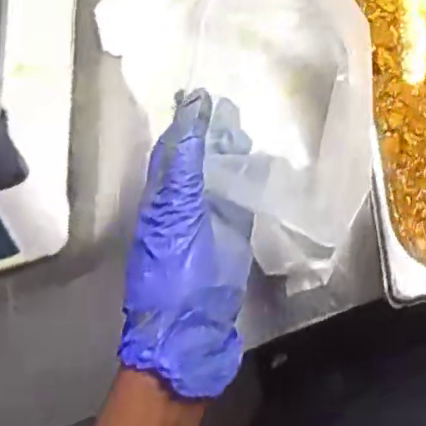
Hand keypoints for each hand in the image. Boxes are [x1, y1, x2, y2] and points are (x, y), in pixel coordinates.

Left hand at [120, 90, 249, 399]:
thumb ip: (187, 169)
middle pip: (198, 158)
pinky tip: (261, 165)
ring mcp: (209, 219)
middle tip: (231, 103)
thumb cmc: (176, 275)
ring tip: (245, 127)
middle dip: (212, 130)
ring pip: (220, 175)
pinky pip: (240, 196)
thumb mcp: (178, 216)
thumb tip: (193, 119)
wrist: (189, 334)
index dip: (188, 121)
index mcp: (164, 197)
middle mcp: (184, 203)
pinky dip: (249, 176)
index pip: (175, 148)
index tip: (204, 92)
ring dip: (231, 151)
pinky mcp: (231, 234)